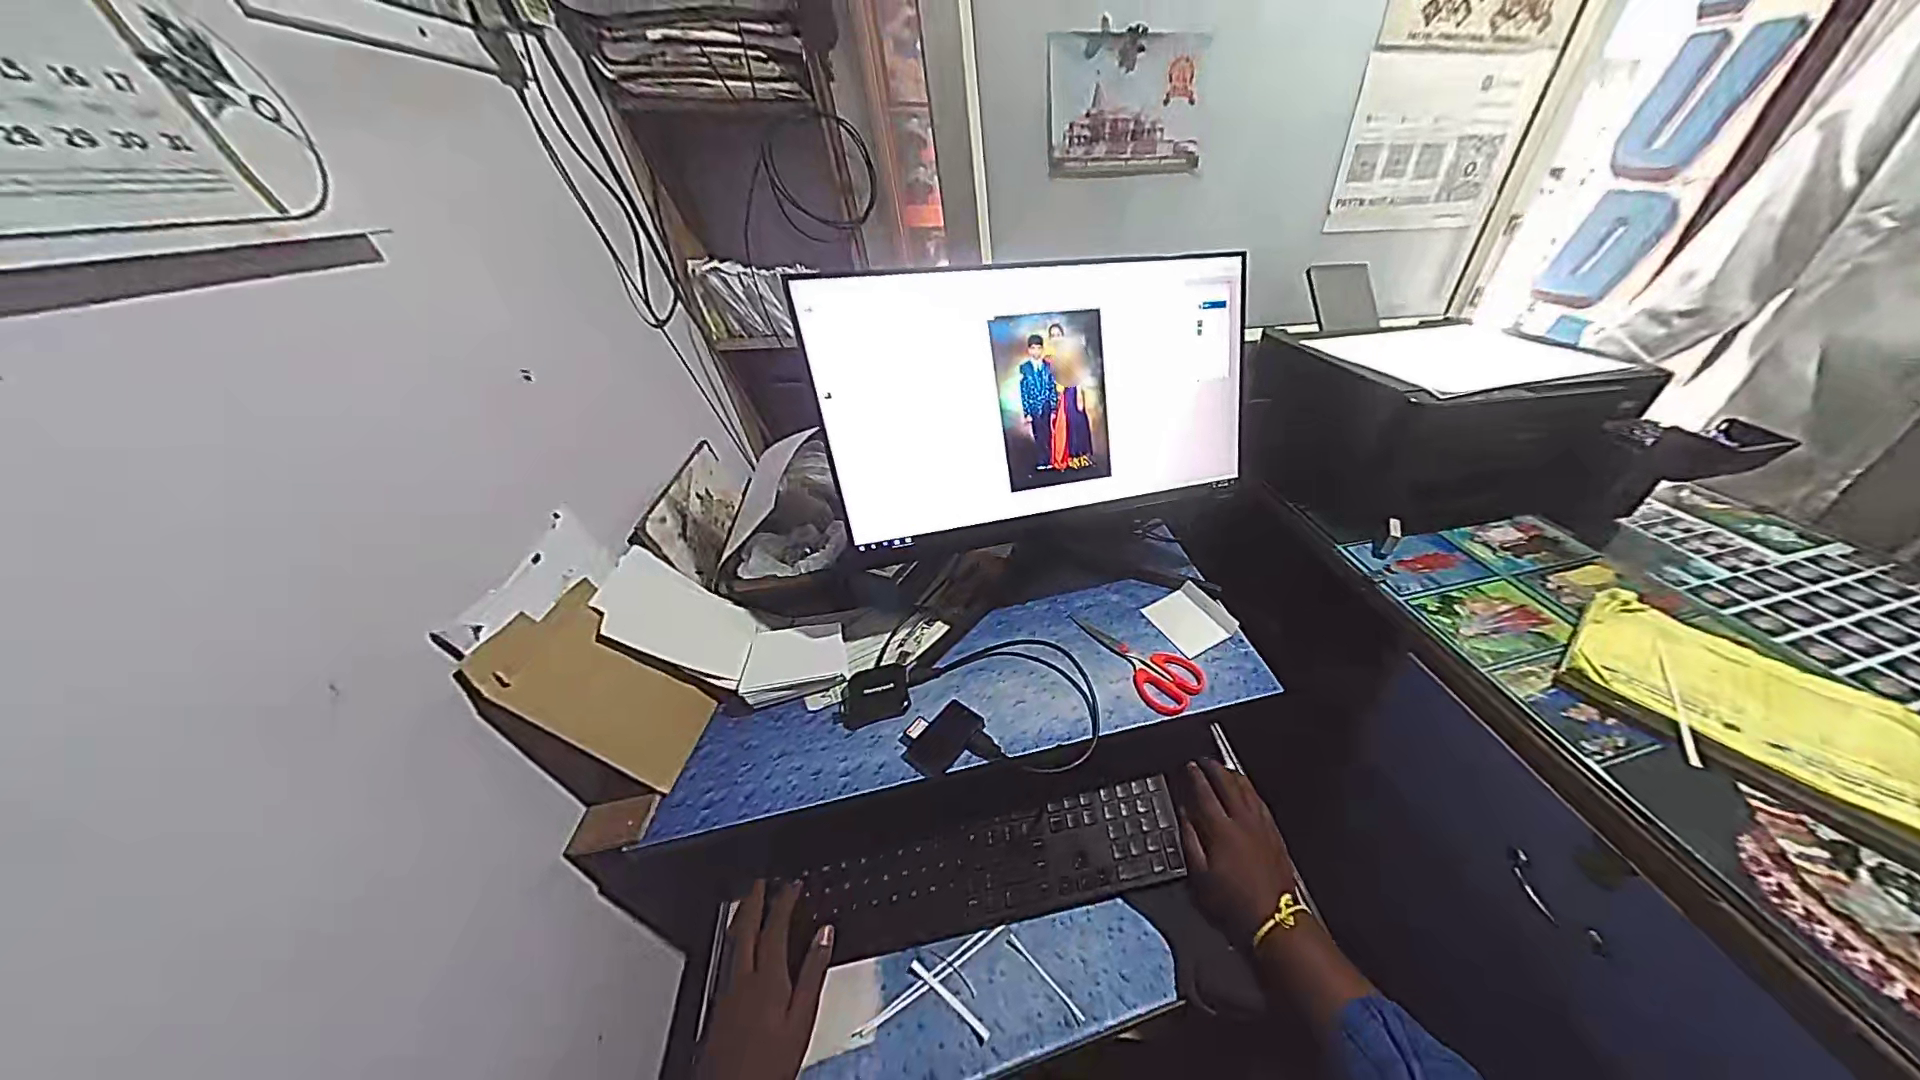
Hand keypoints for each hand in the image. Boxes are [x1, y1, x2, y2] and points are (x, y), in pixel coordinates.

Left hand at [694, 880, 832, 1079]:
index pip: (775, 928)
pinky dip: (734, 938)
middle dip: (754, 900)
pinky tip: (738, 943)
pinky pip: (726, 958)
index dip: (784, 901)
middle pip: (746, 928)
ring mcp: (727, 992)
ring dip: (740, 915)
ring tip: (748, 901)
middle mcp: (744, 979)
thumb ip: (814, 972)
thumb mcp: (803, 1018)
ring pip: (731, 941)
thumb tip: (825, 934)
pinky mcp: (718, 1005)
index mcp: (769, 978)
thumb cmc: (770, 1063)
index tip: (792, 885)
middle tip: (761, 881)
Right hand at [1177, 759, 1299, 945]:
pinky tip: (1248, 791)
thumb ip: (1189, 840)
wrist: (1275, 922)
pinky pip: (1262, 803)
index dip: (1194, 776)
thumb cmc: (1234, 905)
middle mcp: (1243, 823)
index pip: (1205, 793)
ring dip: (1234, 775)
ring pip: (1248, 790)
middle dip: (1214, 768)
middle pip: (1228, 784)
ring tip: (1224, 768)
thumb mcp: (1199, 876)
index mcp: (1221, 831)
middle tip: (1204, 761)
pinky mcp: (1276, 836)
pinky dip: (1251, 790)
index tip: (1189, 766)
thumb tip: (1184, 816)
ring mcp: (1262, 828)